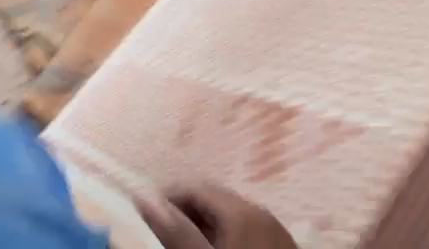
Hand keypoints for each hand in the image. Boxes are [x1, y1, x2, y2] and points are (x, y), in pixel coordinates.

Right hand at [139, 186, 297, 248]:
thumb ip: (176, 233)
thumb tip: (145, 200)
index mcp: (241, 209)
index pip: (195, 187)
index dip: (168, 197)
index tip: (148, 213)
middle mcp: (260, 210)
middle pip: (214, 199)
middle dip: (187, 212)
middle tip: (165, 231)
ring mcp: (276, 230)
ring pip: (231, 215)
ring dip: (207, 225)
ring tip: (188, 242)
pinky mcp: (283, 246)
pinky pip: (248, 230)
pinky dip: (227, 234)